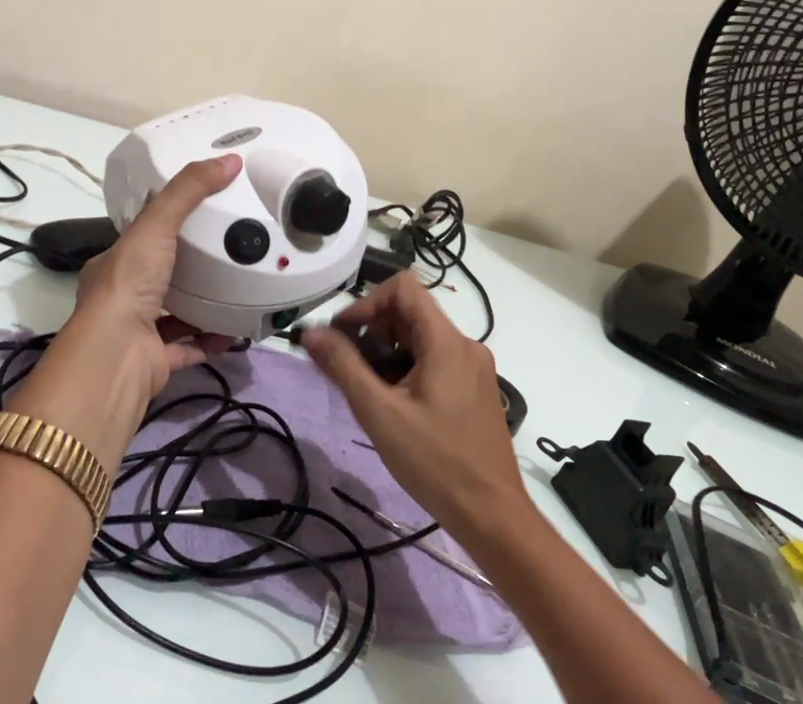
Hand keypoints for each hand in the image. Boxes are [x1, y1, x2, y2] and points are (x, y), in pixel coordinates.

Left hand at [67, 153, 245, 393]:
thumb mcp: (156, 226)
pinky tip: (236, 329)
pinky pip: (189, 348)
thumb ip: (189, 192)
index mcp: (112, 267)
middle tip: (227, 253)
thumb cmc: (128, 285)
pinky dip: (211, 339)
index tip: (198, 217)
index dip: (165, 228)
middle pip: (157, 279)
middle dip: (188, 269)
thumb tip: (230, 159)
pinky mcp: (155, 362)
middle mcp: (121, 300)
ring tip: (237, 289)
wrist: (115, 358)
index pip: (138, 242)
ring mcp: (137, 333)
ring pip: (173, 316)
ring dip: (202, 306)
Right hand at [301, 274, 528, 538]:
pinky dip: (406, 370)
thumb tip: (310, 332)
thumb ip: (343, 366)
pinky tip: (392, 406)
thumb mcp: (380, 413)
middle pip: (410, 313)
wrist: (492, 515)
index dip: (366, 303)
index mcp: (447, 342)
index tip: (343, 336)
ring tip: (367, 393)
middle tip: (347, 369)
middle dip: (372, 332)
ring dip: (386, 354)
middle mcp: (465, 346)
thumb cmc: (435, 462)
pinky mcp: (474, 390)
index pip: (403, 288)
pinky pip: (434, 362)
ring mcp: (473, 369)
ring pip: (420, 340)